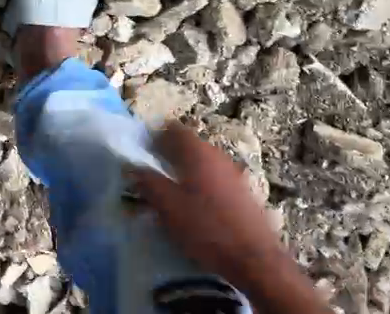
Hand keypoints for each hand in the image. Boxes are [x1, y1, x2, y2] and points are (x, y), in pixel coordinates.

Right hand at [126, 125, 328, 313]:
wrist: (258, 262)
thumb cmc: (207, 228)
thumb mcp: (167, 205)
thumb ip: (146, 181)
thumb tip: (131, 166)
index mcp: (197, 151)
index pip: (171, 127)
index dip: (153, 136)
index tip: (141, 152)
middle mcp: (217, 155)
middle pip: (188, 145)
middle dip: (168, 155)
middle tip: (153, 173)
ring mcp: (235, 175)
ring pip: (203, 163)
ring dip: (186, 171)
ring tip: (173, 193)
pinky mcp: (246, 195)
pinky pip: (216, 180)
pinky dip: (202, 186)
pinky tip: (197, 208)